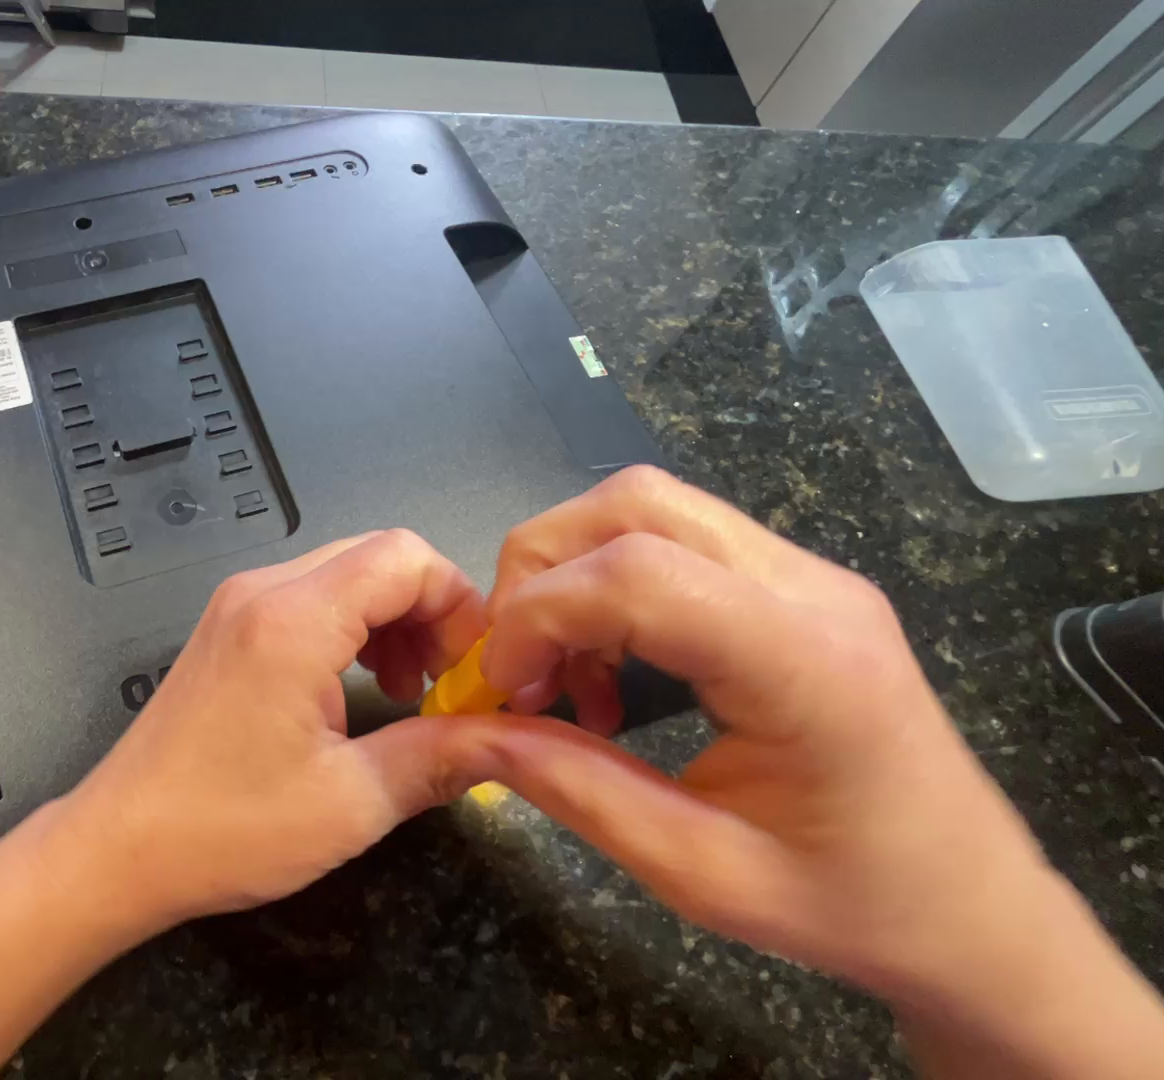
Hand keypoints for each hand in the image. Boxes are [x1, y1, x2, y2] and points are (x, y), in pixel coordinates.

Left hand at [55, 529, 522, 928]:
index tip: (473, 668)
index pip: (404, 557)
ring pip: (343, 574)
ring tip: (405, 690)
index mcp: (292, 621)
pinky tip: (355, 688)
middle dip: (428, 611)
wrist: (119, 845)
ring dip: (390, 620)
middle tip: (445, 683)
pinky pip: (307, 599)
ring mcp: (236, 605)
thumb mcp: (349, 802)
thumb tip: (509, 739)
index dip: (458, 601)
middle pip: (376, 557)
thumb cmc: (226, 829)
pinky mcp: (226, 627)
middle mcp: (260, 591)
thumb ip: (440, 757)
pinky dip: (349, 628)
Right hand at [476, 466, 1062, 1002]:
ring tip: (558, 666)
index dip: (536, 615)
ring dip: (567, 571)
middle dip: (537, 569)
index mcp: (806, 665)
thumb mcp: (696, 874)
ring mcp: (804, 573)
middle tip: (515, 661)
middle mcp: (809, 588)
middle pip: (632, 505)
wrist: (975, 909)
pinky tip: (605, 663)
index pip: (636, 576)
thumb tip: (469, 731)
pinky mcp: (787, 580)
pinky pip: (665, 538)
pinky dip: (601, 585)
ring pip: (643, 506)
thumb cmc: (848, 904)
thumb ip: (573, 789)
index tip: (499, 686)